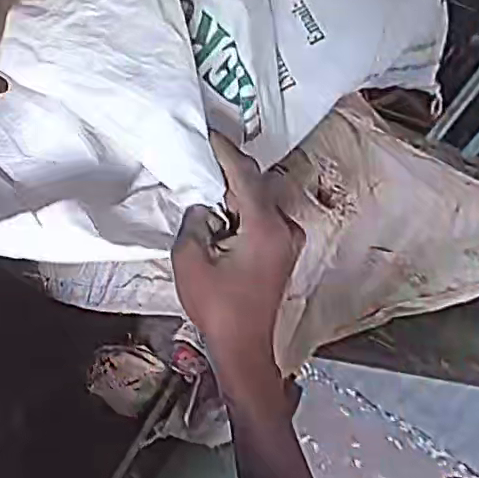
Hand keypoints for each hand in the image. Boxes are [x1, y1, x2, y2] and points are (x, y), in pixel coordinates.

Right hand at [171, 133, 304, 391]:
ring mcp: (288, 240)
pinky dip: (240, 208)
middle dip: (228, 169)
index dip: (225, 150)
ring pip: (259, 200)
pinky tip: (218, 211)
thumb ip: (195, 221)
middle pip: (255, 184)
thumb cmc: (216, 304)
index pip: (244, 175)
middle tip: (200, 154)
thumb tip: (204, 207)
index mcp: (265, 227)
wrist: (242, 346)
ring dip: (233, 191)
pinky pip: (260, 216)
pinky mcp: (282, 250)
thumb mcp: (190, 259)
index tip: (207, 131)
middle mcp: (285, 228)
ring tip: (204, 182)